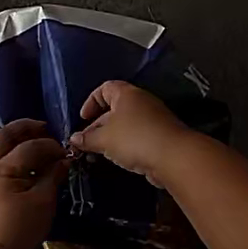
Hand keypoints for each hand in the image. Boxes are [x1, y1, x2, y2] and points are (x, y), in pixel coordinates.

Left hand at [0, 119, 66, 248]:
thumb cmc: (22, 228)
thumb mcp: (44, 200)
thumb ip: (53, 175)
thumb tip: (64, 160)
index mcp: (3, 169)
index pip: (30, 147)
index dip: (50, 146)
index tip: (66, 153)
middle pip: (4, 135)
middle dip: (25, 128)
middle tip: (45, 128)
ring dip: (18, 140)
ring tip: (40, 142)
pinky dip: (14, 154)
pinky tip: (31, 162)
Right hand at [67, 80, 195, 186]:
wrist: (173, 156)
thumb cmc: (134, 139)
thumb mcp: (104, 139)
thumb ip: (87, 139)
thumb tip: (73, 139)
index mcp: (126, 94)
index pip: (104, 88)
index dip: (91, 102)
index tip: (83, 119)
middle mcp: (141, 102)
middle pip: (114, 109)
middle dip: (97, 126)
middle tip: (86, 143)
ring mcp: (153, 119)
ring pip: (125, 126)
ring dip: (110, 139)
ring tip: (98, 155)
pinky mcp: (160, 136)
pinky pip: (137, 137)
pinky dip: (125, 146)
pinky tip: (118, 160)